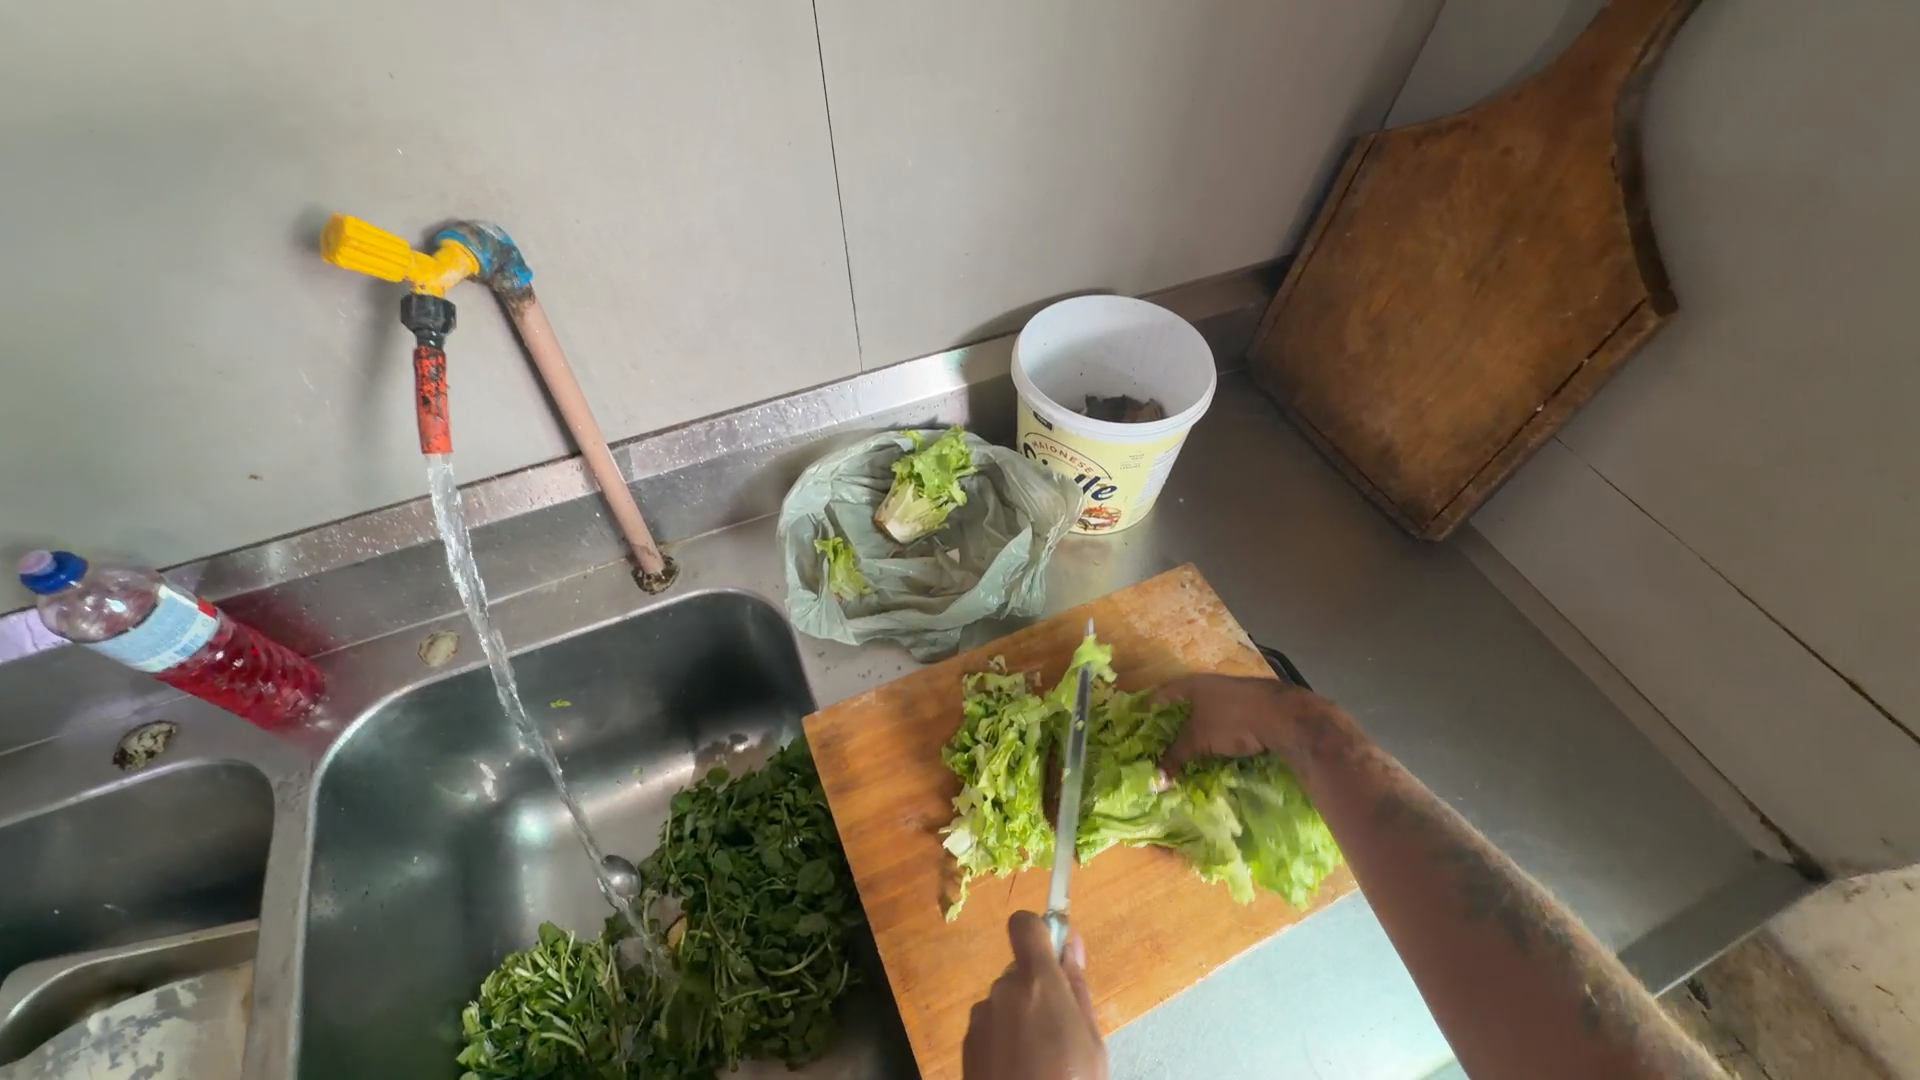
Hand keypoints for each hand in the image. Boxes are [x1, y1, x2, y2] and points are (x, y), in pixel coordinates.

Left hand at [962, 912, 1106, 1079]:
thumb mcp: (1092, 1040)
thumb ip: (1077, 986)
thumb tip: (1071, 942)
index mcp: (1037, 981)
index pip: (1025, 924)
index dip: (1038, 932)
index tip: (1053, 953)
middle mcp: (1002, 990)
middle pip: (1018, 972)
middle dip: (1036, 990)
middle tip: (1059, 1031)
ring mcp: (980, 1018)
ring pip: (1004, 1002)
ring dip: (1019, 1019)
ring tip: (1040, 1060)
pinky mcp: (967, 1045)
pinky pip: (990, 1027)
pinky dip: (1003, 1040)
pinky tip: (1018, 1071)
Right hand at [1155, 674, 1336, 773]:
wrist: (1283, 715)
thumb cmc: (1231, 720)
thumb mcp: (1198, 740)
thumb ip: (1175, 756)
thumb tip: (1155, 780)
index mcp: (1190, 684)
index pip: (1160, 694)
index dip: (1147, 709)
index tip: (1138, 726)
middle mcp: (1208, 683)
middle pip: (1182, 702)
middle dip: (1171, 722)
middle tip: (1159, 742)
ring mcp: (1230, 693)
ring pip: (1204, 711)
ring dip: (1195, 728)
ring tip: (1185, 748)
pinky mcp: (1249, 706)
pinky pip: (1222, 718)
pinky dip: (1214, 731)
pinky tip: (1213, 746)